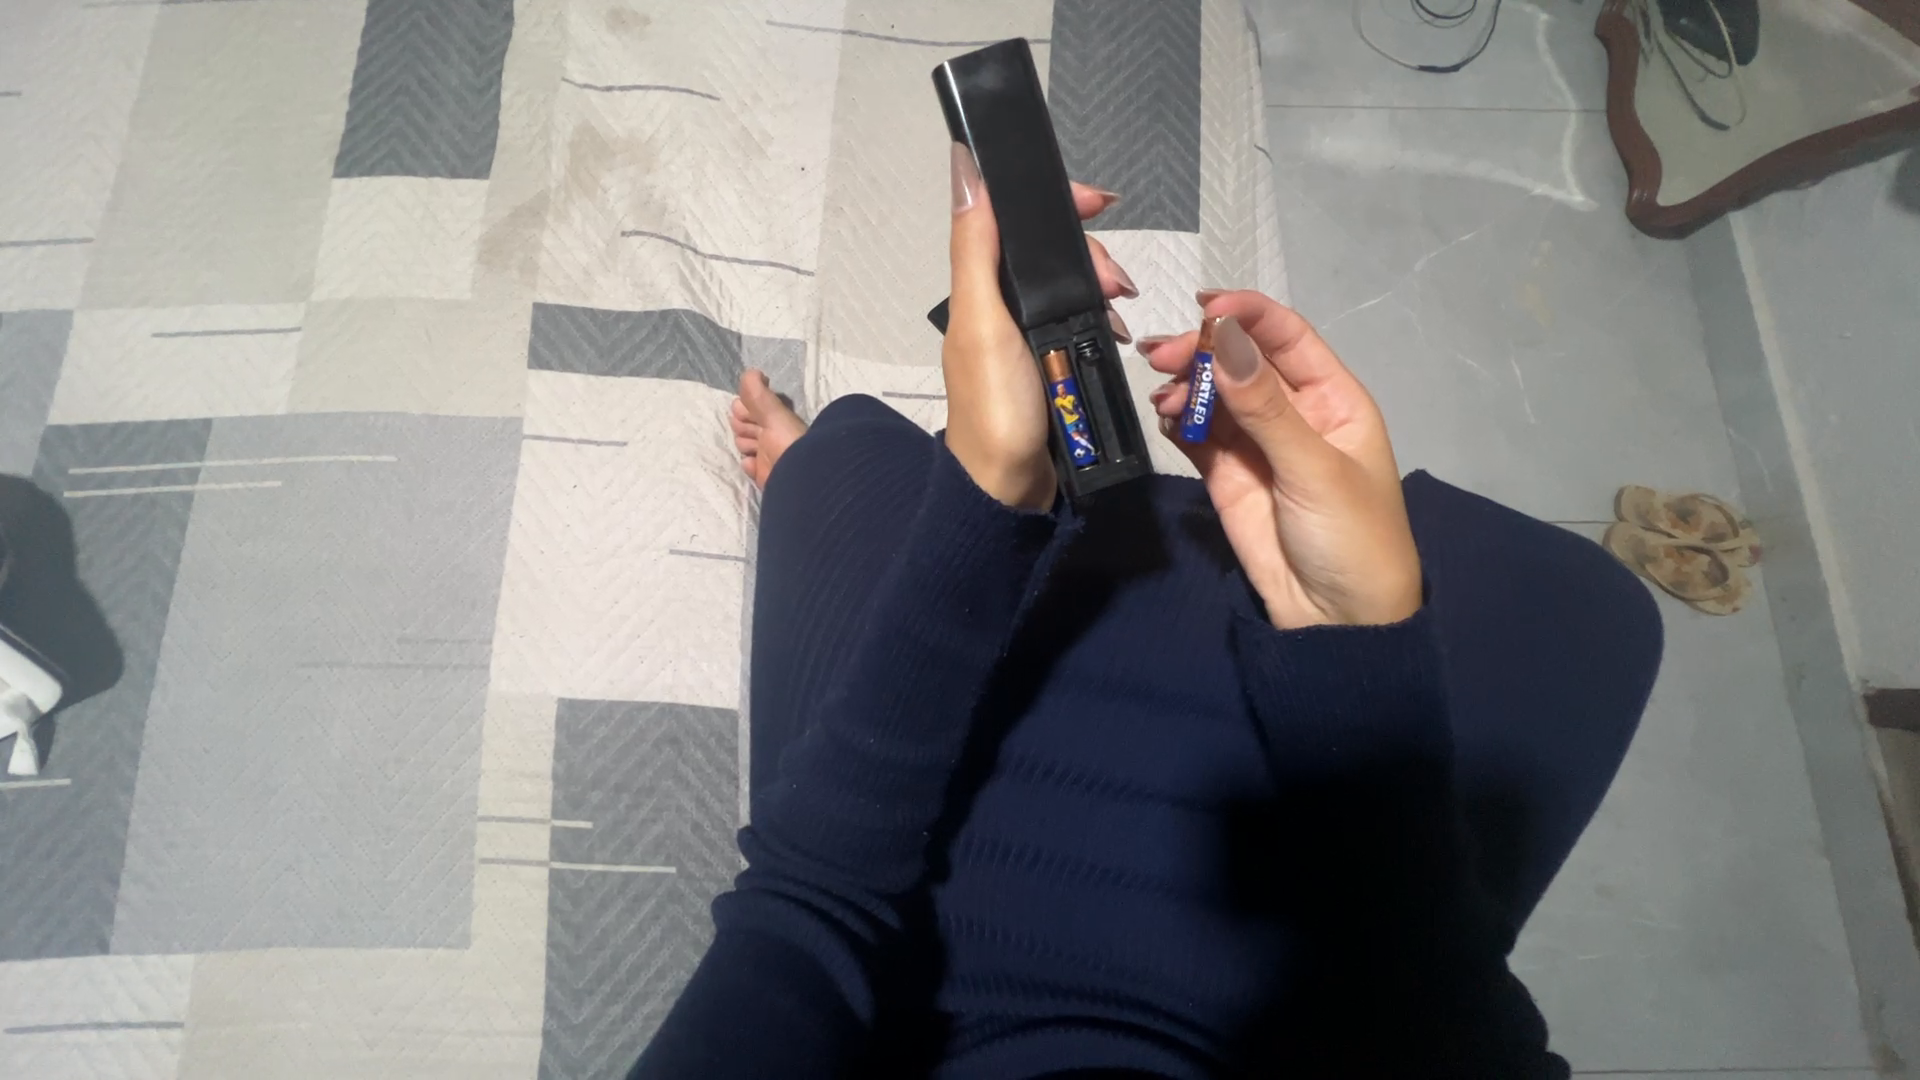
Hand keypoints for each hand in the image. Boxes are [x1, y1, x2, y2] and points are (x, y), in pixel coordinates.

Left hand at [943, 144, 1135, 509]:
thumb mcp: (984, 321)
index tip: (1098, 203)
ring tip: (1120, 309)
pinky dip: (1101, 320)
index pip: (1012, 222)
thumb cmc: (997, 405)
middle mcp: (999, 307)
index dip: (1053, 203)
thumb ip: (976, 249)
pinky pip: (1079, 323)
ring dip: (1102, 287)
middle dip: (1091, 255)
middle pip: (1050, 255)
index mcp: (978, 290)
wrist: (1010, 486)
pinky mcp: (1048, 364)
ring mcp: (1025, 337)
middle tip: (1119, 282)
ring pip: (1070, 287)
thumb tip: (964, 166)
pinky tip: (1114, 333)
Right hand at [1144, 290, 1421, 628]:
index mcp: (1331, 399)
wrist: (1334, 616)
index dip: (1248, 316)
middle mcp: (1290, 412)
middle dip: (1204, 352)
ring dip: (1185, 387)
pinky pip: (1195, 436)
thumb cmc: (1351, 535)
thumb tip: (1227, 344)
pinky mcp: (1224, 475)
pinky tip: (1165, 418)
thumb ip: (1267, 409)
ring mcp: (1253, 443)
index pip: (1288, 338)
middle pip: (1240, 362)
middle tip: (1162, 356)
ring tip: (1163, 396)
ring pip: (1212, 396)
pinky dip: (1176, 422)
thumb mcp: (1315, 469)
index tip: (1205, 308)